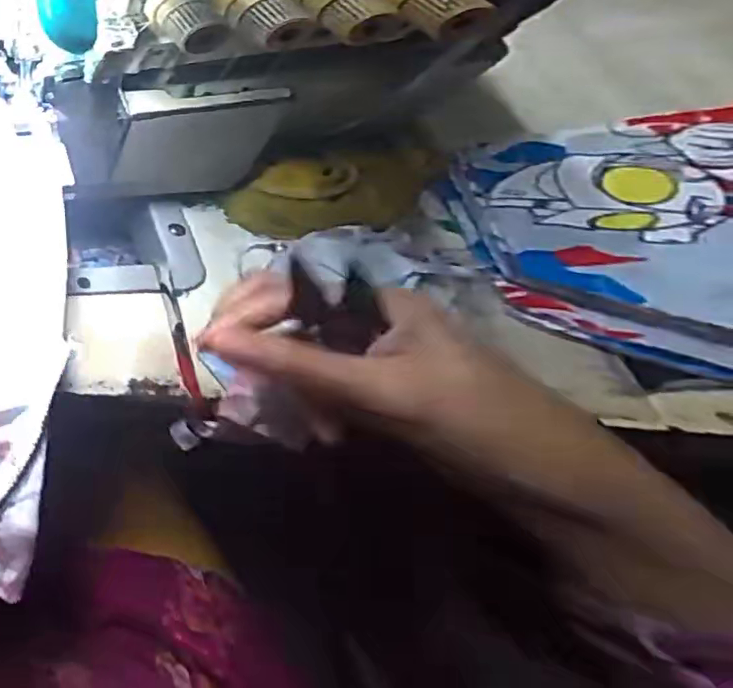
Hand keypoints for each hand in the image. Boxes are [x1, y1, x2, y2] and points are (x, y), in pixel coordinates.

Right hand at [197, 271, 573, 465]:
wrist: (567, 495)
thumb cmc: (479, 422)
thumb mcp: (380, 390)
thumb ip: (294, 363)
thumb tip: (211, 339)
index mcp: (375, 297)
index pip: (288, 282)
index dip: (246, 305)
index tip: (213, 338)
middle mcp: (365, 314)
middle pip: (286, 311)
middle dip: (257, 341)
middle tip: (225, 365)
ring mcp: (366, 349)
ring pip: (295, 347)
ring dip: (281, 379)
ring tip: (275, 409)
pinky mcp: (368, 384)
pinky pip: (314, 380)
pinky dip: (305, 401)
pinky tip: (315, 427)